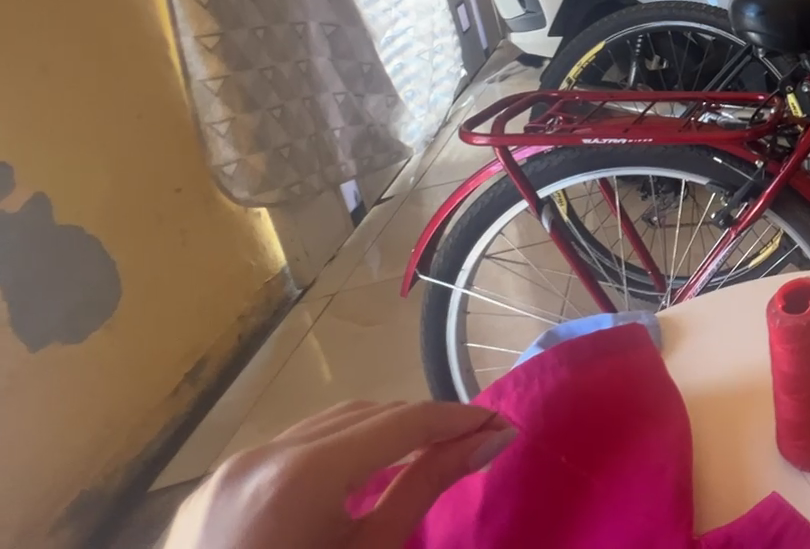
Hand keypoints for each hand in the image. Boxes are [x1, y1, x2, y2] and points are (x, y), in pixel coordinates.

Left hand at [164, 400, 515, 548]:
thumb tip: (493, 439)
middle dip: (424, 425)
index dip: (461, 418)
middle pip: (371, 415)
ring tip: (420, 457)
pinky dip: (337, 451)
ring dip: (382, 433)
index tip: (502, 426)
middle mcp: (263, 455)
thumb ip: (428, 484)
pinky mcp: (210, 491)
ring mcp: (228, 471)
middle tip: (470, 444)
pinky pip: (291, 449)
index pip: (406, 420)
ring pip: (331, 425)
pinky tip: (357, 478)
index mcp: (303, 473)